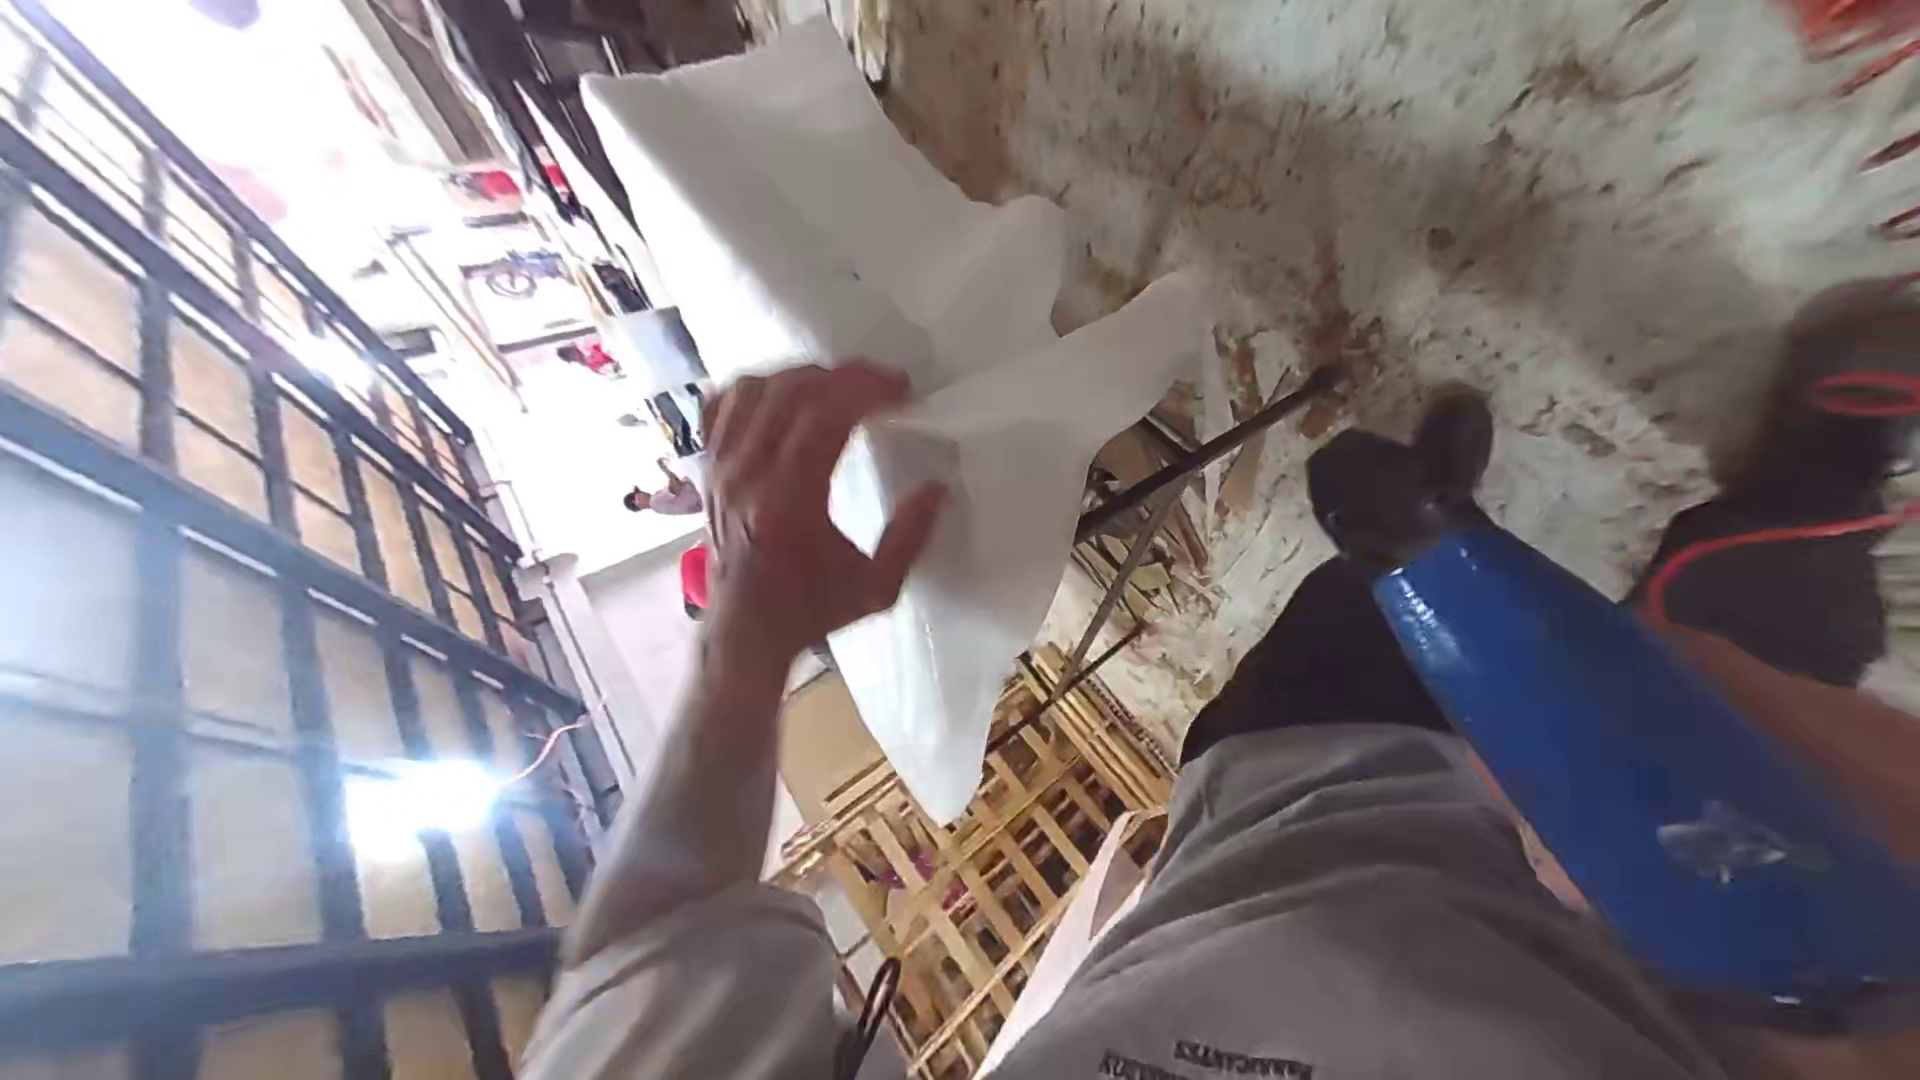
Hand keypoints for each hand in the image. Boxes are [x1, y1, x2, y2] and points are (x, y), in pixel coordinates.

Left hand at [701, 362, 945, 663]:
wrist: (745, 631)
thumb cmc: (812, 610)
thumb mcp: (877, 588)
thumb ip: (910, 538)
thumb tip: (938, 488)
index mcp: (788, 503)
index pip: (824, 416)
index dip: (867, 389)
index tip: (902, 388)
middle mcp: (746, 475)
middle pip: (791, 391)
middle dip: (845, 375)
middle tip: (881, 384)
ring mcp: (719, 468)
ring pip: (756, 388)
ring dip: (804, 376)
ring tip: (839, 388)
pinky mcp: (707, 468)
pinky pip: (723, 404)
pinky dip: (757, 388)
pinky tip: (785, 396)